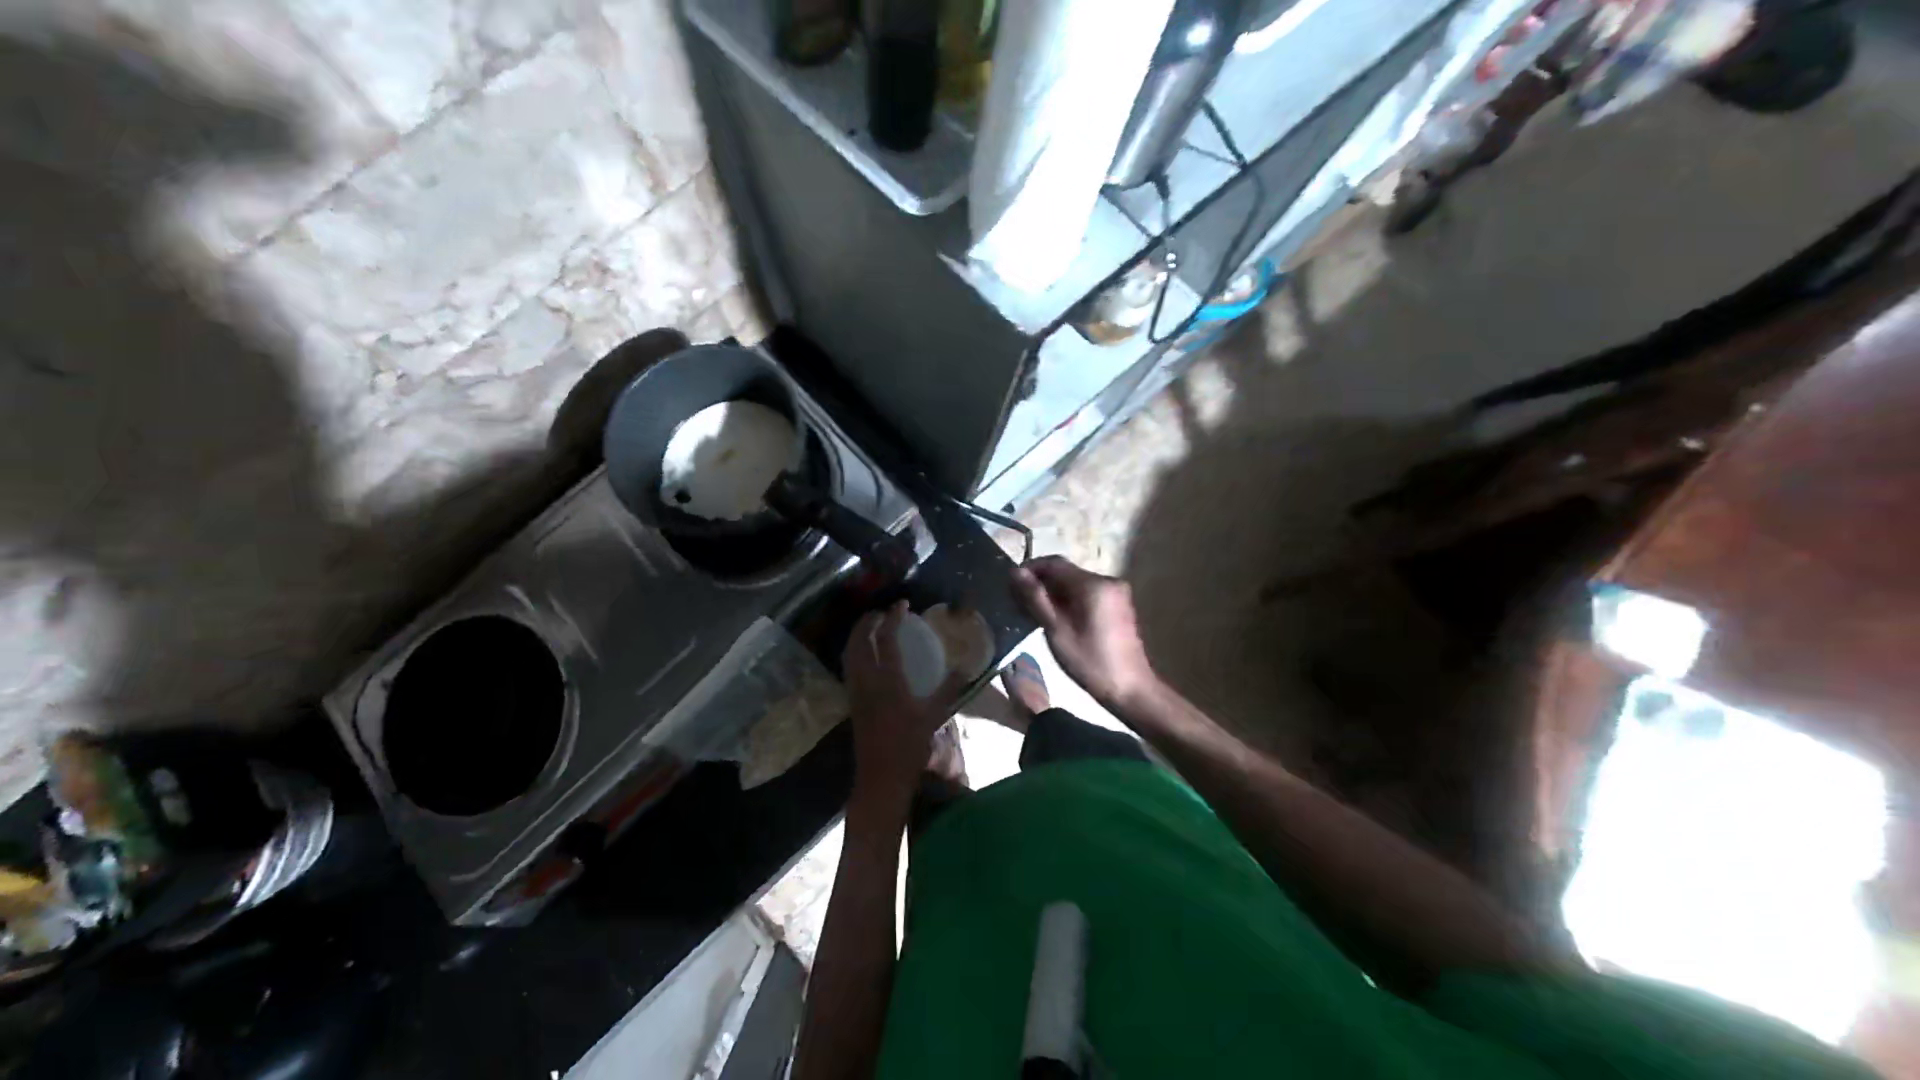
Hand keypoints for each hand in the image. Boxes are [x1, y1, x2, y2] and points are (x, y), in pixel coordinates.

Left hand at [841, 600, 963, 805]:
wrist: (881, 776)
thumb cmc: (910, 746)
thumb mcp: (935, 715)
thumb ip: (949, 688)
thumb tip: (966, 666)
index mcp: (889, 680)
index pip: (886, 638)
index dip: (893, 617)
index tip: (903, 605)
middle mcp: (867, 680)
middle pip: (859, 640)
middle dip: (868, 621)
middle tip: (882, 611)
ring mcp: (855, 690)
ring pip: (849, 652)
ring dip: (857, 634)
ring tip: (870, 626)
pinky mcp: (851, 701)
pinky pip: (848, 666)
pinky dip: (854, 651)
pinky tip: (866, 654)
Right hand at [1010, 556, 1158, 709]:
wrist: (1130, 689)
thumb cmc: (1090, 662)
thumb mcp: (1057, 631)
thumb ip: (1036, 598)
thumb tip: (1016, 572)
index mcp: (1094, 584)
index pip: (1055, 563)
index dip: (1030, 569)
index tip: (1011, 584)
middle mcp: (1108, 580)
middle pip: (1066, 572)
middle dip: (1041, 583)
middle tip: (1018, 601)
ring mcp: (1116, 592)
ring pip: (1076, 583)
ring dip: (1054, 593)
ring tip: (1033, 612)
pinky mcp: (1119, 605)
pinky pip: (1088, 594)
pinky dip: (1070, 600)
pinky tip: (1057, 619)